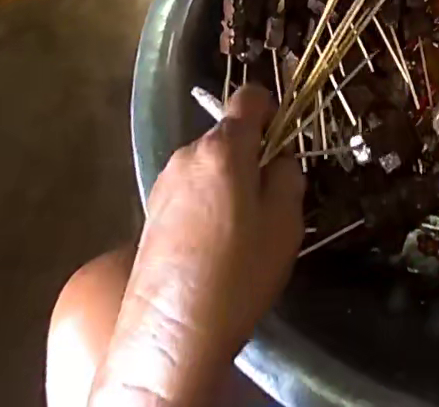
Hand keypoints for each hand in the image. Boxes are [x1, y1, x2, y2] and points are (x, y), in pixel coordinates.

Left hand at [92, 86, 302, 402]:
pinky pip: (191, 188)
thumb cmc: (239, 272)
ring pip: (210, 163)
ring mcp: (163, 185)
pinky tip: (217, 241)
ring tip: (245, 224)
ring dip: (230, 177)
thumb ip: (288, 174)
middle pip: (229, 133)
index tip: (285, 135)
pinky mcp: (149, 215)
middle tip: (272, 191)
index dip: (272, 107)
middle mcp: (188, 156)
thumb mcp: (286, 219)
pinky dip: (209, 199)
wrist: (170, 341)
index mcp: (223, 148)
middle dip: (253, 150)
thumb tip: (278, 160)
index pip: (249, 97)